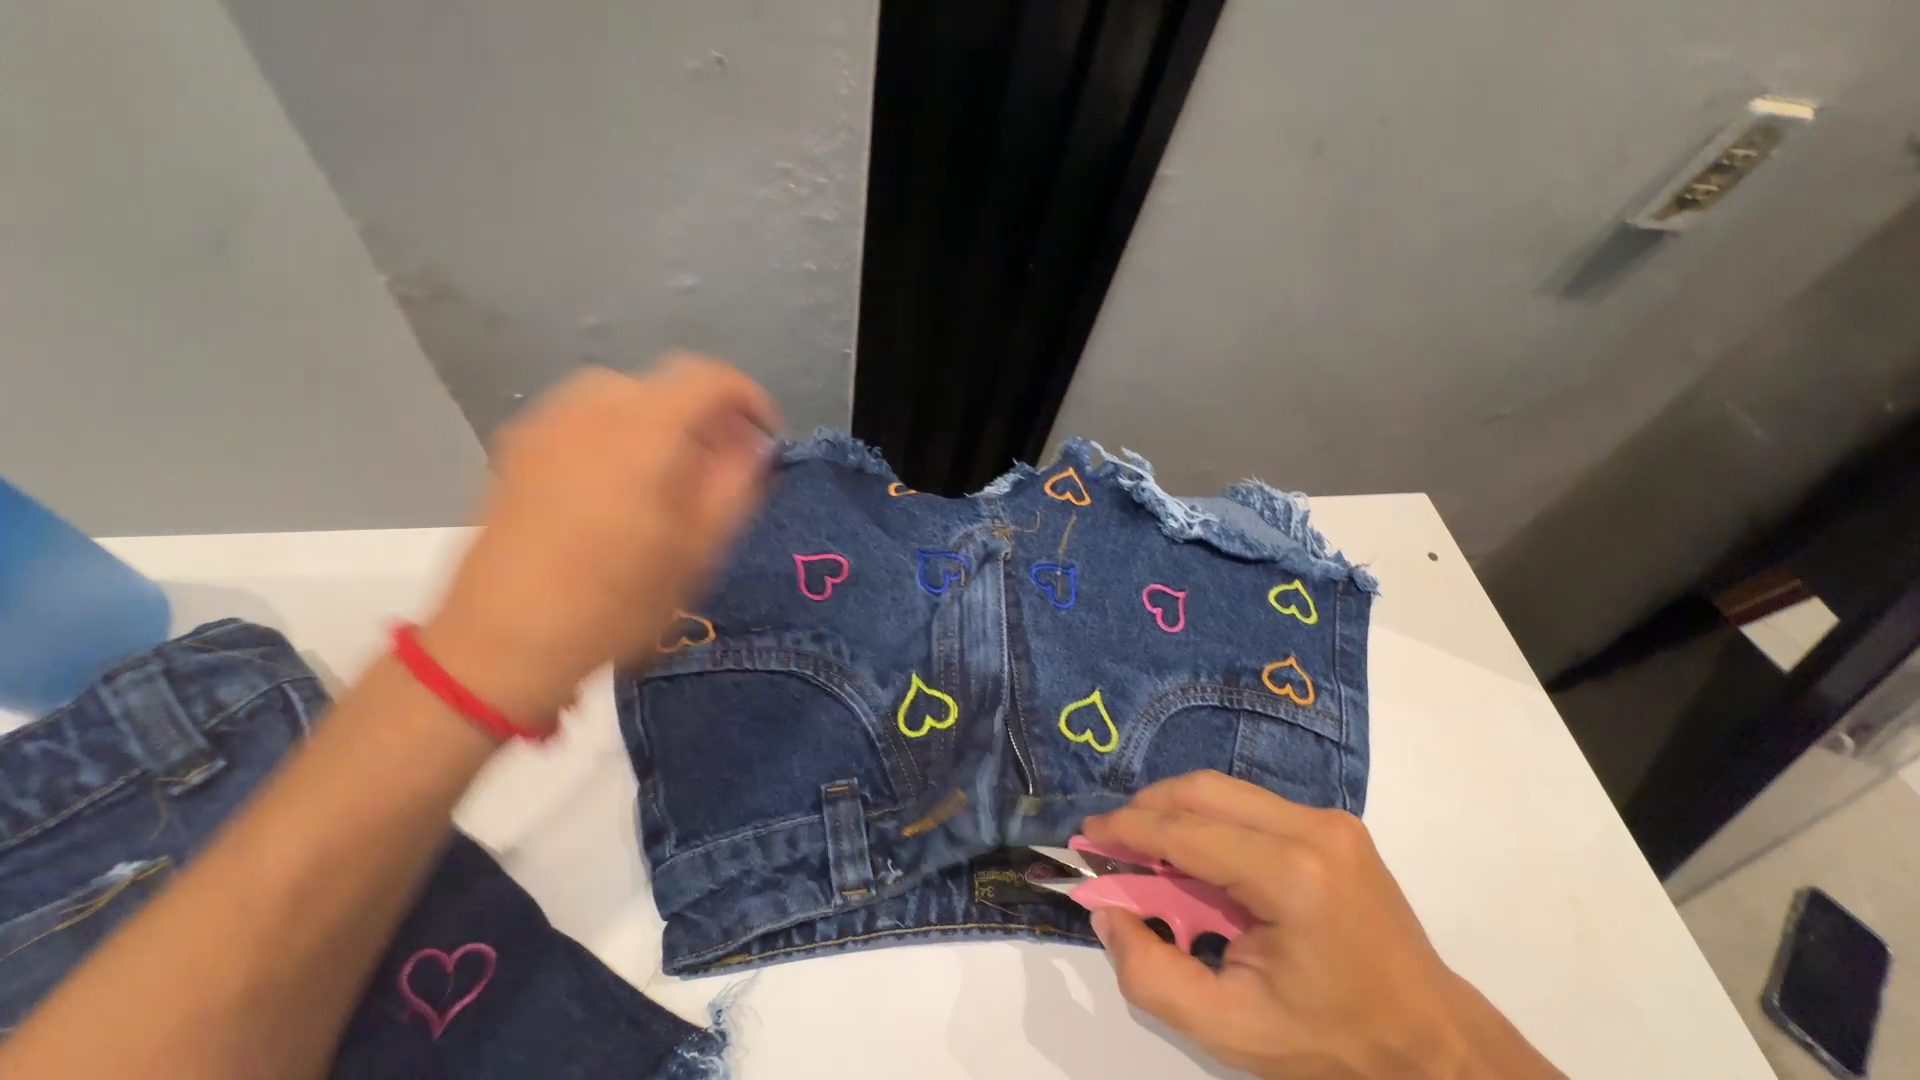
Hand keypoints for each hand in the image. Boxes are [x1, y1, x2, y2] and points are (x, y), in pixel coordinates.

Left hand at [420, 355, 777, 728]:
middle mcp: (591, 409)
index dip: (748, 399)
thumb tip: (752, 446)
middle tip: (720, 467)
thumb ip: (737, 484)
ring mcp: (545, 426)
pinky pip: (581, 420)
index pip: (709, 377)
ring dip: (658, 425)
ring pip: (620, 399)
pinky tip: (616, 488)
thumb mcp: (698, 550)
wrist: (502, 640)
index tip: (764, 439)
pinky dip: (615, 436)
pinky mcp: (516, 450)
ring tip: (668, 478)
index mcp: (643, 429)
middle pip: (664, 386)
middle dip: (703, 417)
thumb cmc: (616, 602)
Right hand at [1084, 771, 1559, 1079]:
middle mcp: (1314, 830)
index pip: (1186, 832)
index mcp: (1291, 877)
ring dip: (1177, 812)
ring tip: (1148, 853)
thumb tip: (1106, 912)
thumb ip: (1150, 974)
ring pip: (1227, 791)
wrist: (1433, 1048)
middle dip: (1147, 809)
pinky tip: (1197, 859)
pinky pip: (1252, 807)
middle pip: (1204, 791)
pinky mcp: (1337, 828)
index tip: (1086, 837)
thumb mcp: (1227, 1028)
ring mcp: (1331, 823)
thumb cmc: (1331, 1044)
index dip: (1127, 829)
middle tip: (1111, 844)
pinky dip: (1211, 821)